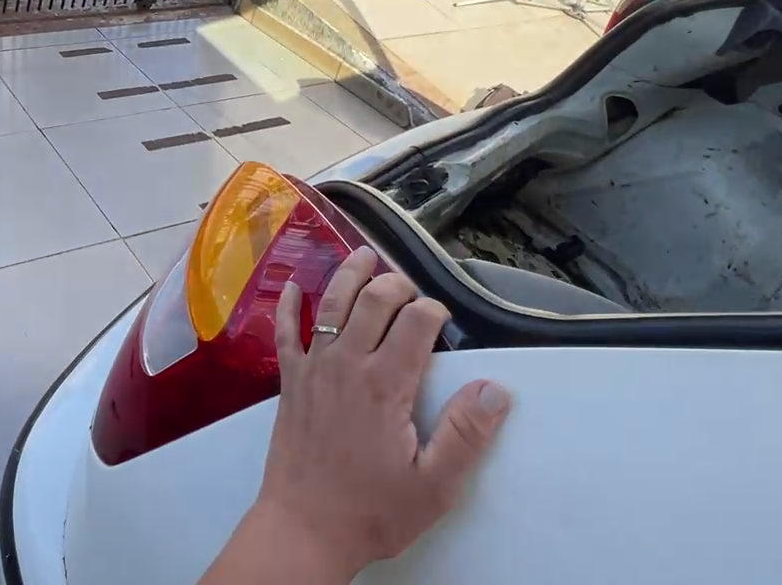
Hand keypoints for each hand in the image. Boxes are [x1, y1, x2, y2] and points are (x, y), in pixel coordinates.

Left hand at [201, 247, 512, 584]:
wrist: (304, 526)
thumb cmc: (373, 509)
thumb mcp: (434, 486)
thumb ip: (465, 435)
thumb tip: (496, 390)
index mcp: (385, 384)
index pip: (415, 323)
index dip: (434, 310)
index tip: (444, 318)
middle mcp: (347, 362)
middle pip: (372, 300)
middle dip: (396, 283)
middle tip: (411, 286)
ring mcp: (313, 366)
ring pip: (332, 304)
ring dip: (349, 274)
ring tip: (364, 254)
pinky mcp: (289, 378)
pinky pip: (285, 331)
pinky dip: (288, 305)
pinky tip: (293, 286)